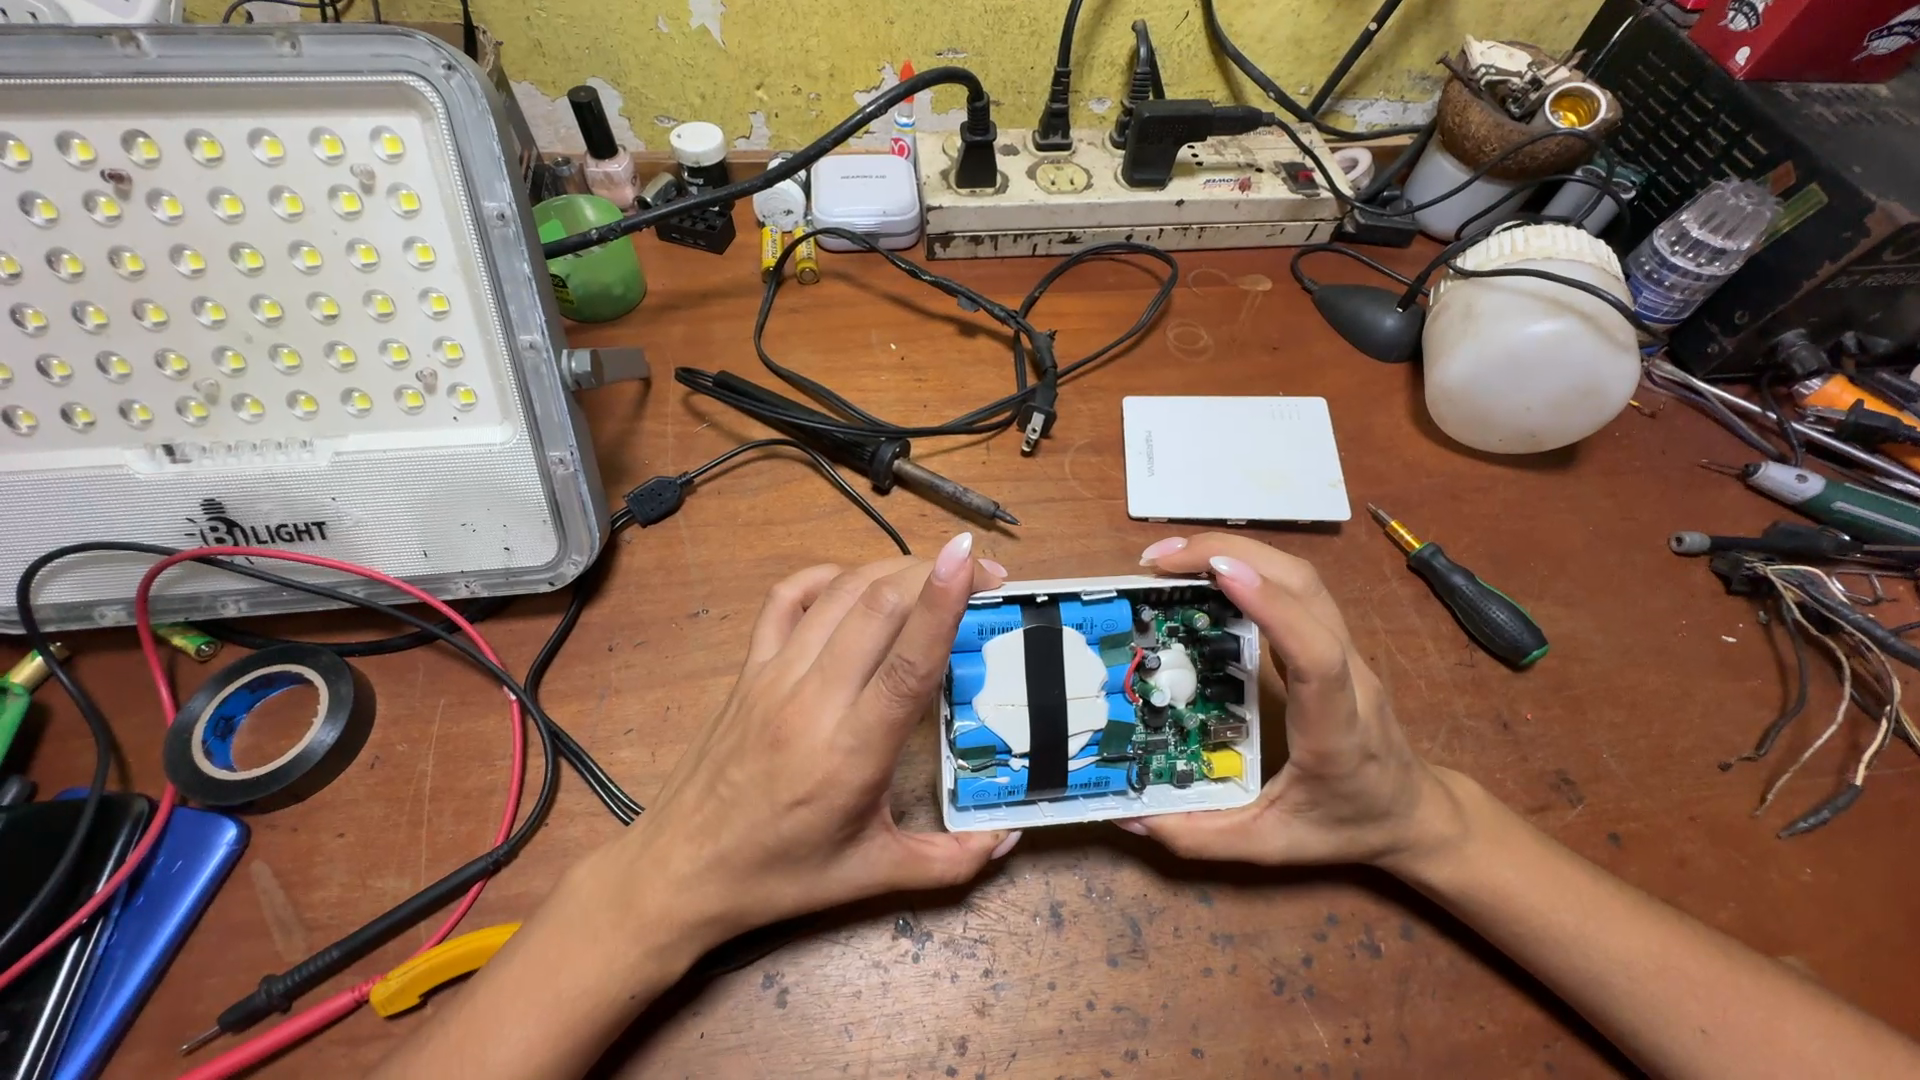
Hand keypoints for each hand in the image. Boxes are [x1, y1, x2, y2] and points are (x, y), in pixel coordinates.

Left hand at [593, 533, 1019, 950]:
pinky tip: (853, 583)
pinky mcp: (748, 668)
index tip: (968, 557)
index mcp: (852, 752)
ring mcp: (773, 676)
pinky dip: (825, 576)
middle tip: (981, 573)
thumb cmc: (782, 874)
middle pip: (877, 606)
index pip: (907, 661)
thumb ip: (951, 861)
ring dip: (891, 569)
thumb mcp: (874, 876)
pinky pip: (785, 599)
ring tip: (932, 570)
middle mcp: (812, 700)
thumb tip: (1012, 836)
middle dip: (932, 572)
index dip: (941, 602)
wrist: (680, 870)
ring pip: (837, 593)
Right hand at [1122, 533, 1464, 869]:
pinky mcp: (1330, 638)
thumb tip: (1127, 815)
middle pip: (1306, 586)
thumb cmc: (1346, 824)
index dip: (1272, 606)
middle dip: (1231, 554)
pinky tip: (1200, 570)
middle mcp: (1348, 675)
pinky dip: (1244, 563)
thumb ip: (1199, 835)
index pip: (1316, 654)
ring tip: (1168, 557)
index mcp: (1335, 728)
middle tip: (1158, 560)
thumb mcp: (1269, 846)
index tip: (1222, 574)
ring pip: (1300, 575)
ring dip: (1234, 549)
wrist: (1414, 811)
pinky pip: (1293, 585)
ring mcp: (1345, 648)